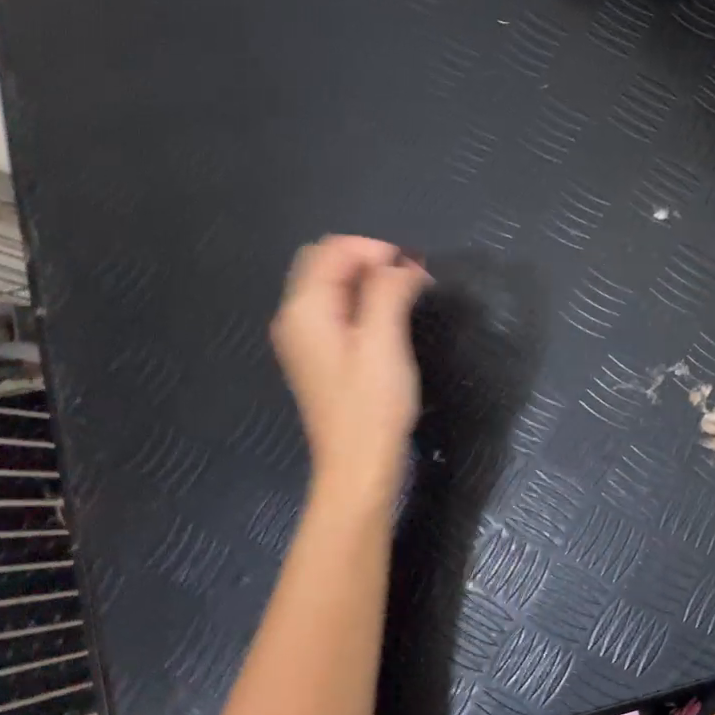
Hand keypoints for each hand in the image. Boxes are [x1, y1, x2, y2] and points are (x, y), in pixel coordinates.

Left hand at [270, 236, 430, 500]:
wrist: (359, 465)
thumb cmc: (373, 405)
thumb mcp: (384, 341)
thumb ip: (388, 292)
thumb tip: (401, 265)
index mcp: (305, 309)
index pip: (333, 251)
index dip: (377, 250)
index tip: (419, 271)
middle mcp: (296, 318)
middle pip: (327, 264)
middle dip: (372, 261)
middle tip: (415, 280)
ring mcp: (306, 340)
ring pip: (334, 289)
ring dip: (371, 283)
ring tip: (411, 297)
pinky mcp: (322, 359)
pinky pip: (338, 313)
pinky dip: (365, 305)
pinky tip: (392, 322)